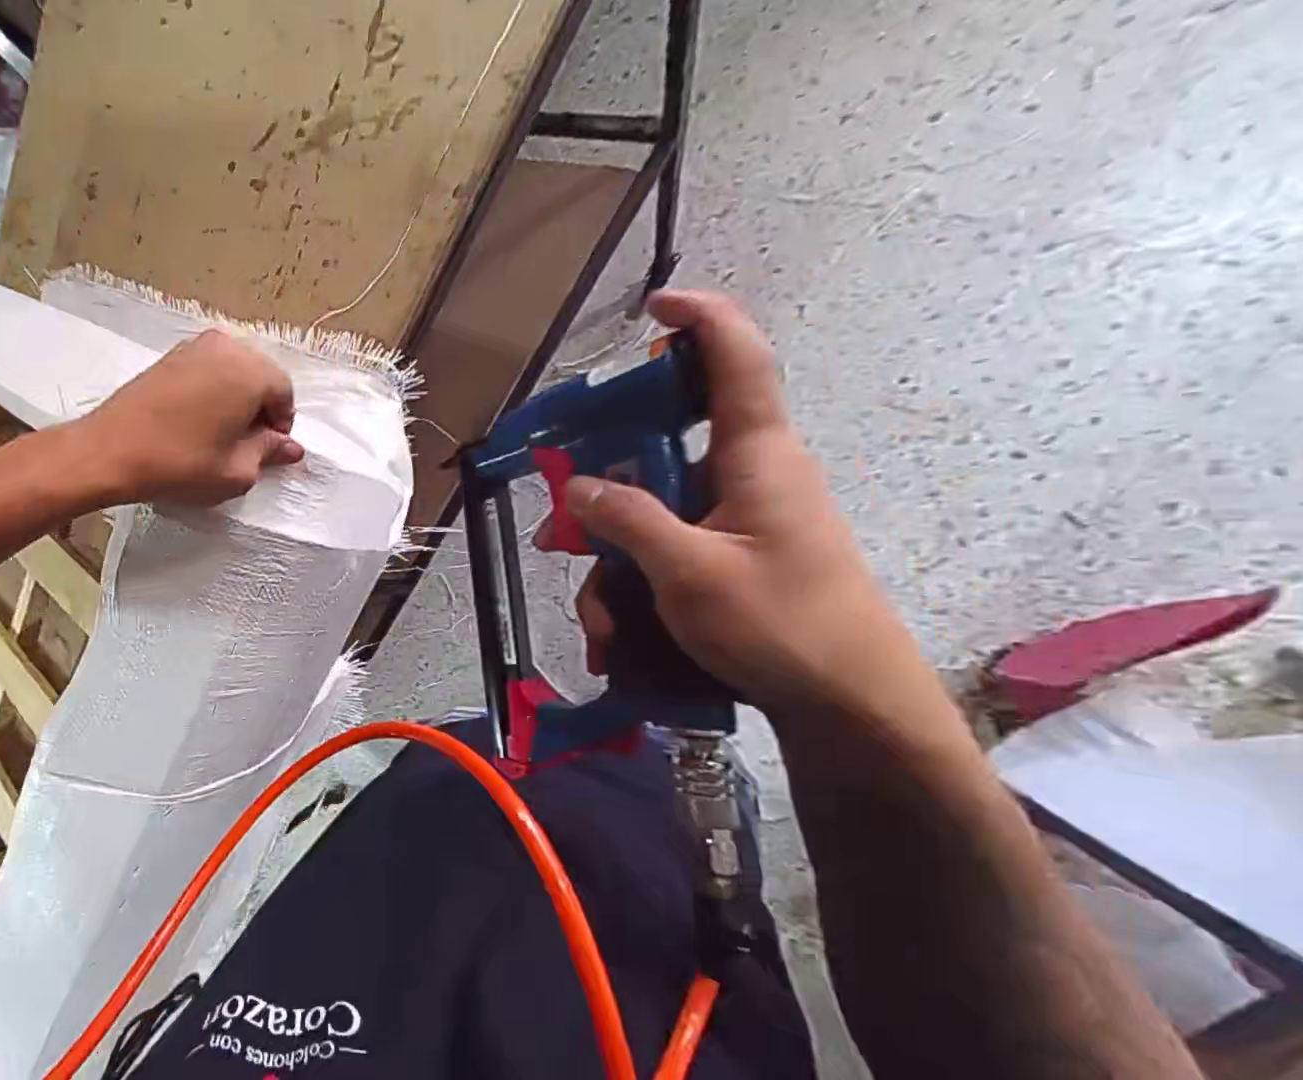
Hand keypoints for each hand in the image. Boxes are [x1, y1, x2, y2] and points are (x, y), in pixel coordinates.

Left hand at [75, 330, 305, 505]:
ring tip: (221, 432)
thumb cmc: (182, 463)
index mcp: (251, 372)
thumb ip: (269, 452)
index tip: (268, 450)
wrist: (110, 451)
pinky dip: (213, 390)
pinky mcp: (170, 356)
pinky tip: (199, 420)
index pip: (284, 393)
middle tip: (247, 443)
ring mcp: (195, 347)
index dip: (282, 424)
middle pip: (261, 376)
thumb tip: (290, 447)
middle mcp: (226, 348)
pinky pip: (208, 369)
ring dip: (237, 398)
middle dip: (261, 407)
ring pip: (234, 371)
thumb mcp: (237, 470)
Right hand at [544, 291, 943, 726]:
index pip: (735, 361)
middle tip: (561, 531)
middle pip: (661, 452)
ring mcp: (737, 523)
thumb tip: (579, 486)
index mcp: (755, 456)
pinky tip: (618, 639)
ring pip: (653, 516)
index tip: (654, 305)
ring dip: (613, 564)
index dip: (699, 320)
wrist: (852, 707)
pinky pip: (666, 554)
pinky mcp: (731, 560)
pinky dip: (636, 588)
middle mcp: (746, 478)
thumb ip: (629, 520)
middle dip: (604, 493)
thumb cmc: (783, 626)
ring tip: (600, 621)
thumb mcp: (690, 573)